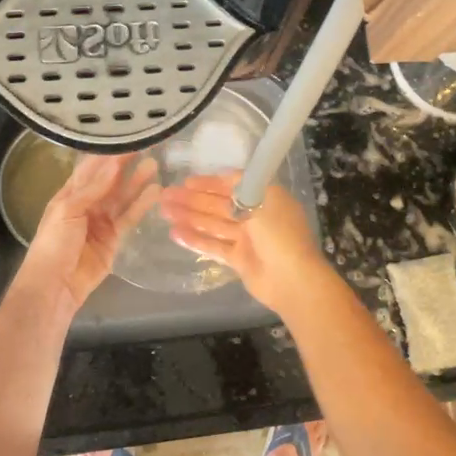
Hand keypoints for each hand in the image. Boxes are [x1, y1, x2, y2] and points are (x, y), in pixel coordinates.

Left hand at [20, 153, 159, 309]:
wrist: (55, 285)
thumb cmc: (53, 244)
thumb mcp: (68, 210)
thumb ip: (93, 188)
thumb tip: (114, 164)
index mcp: (69, 193)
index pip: (91, 168)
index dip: (109, 154)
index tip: (127, 138)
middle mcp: (87, 203)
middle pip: (110, 180)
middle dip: (126, 165)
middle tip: (146, 147)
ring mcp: (102, 221)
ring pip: (122, 196)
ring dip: (136, 182)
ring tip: (154, 165)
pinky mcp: (114, 237)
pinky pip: (129, 217)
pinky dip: (141, 205)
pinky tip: (155, 192)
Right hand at [159, 173, 334, 315]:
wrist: (292, 279)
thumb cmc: (280, 234)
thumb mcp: (263, 200)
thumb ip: (242, 187)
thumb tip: (224, 177)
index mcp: (265, 198)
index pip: (233, 185)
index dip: (210, 182)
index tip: (187, 180)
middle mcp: (255, 216)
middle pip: (219, 204)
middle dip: (193, 199)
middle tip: (165, 195)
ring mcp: (246, 239)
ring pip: (213, 224)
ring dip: (189, 217)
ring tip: (164, 211)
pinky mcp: (238, 259)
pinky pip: (214, 246)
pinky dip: (195, 239)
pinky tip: (175, 233)